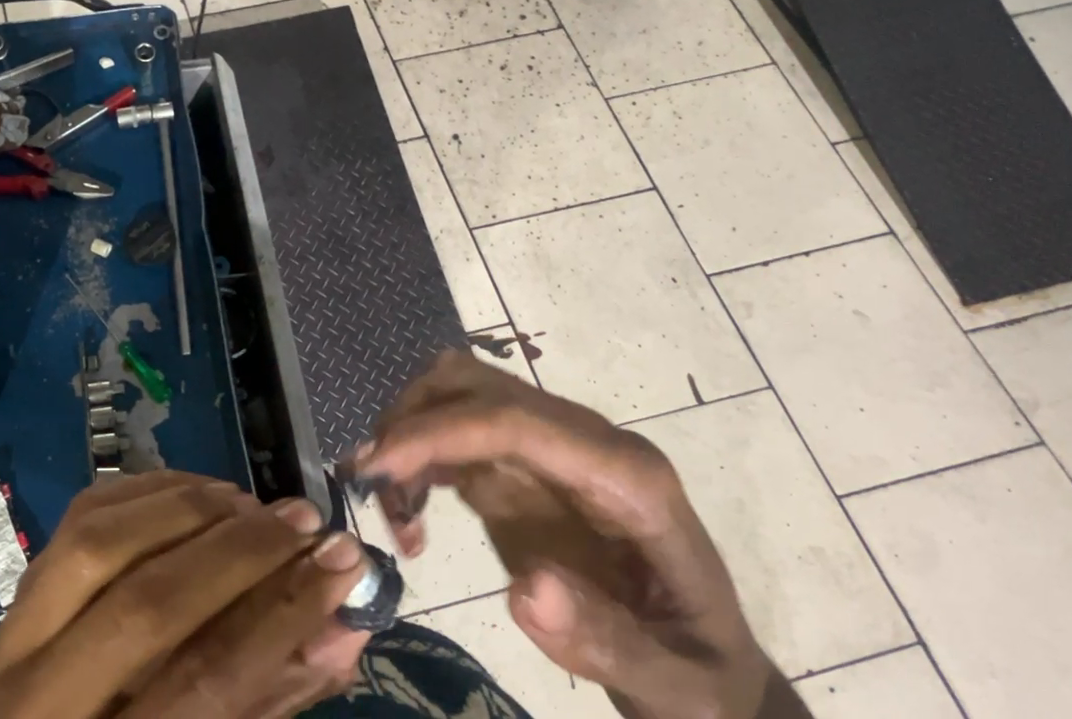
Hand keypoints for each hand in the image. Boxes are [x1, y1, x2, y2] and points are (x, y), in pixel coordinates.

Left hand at [0, 471, 372, 718]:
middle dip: (239, 552)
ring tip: (251, 503)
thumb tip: (345, 618)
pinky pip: (84, 514)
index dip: (283, 612)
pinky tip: (202, 490)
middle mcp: (45, 698)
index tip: (343, 559)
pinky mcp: (19, 583)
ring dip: (188, 510)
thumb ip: (273, 688)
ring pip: (102, 544)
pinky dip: (148, 491)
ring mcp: (18, 634)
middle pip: (150, 605)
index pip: (208, 678)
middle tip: (304, 519)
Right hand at [353, 350, 802, 718]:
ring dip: (406, 435)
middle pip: (475, 386)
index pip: (515, 421)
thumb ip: (605, 641)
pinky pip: (452, 435)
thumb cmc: (694, 672)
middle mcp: (584, 443)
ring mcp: (549, 449)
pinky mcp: (521, 468)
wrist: (704, 664)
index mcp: (625, 478)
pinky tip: (408, 517)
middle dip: (410, 423)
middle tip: (367, 487)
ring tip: (391, 511)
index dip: (437, 432)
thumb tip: (522, 589)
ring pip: (456, 394)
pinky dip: (414, 461)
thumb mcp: (672, 684)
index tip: (375, 470)